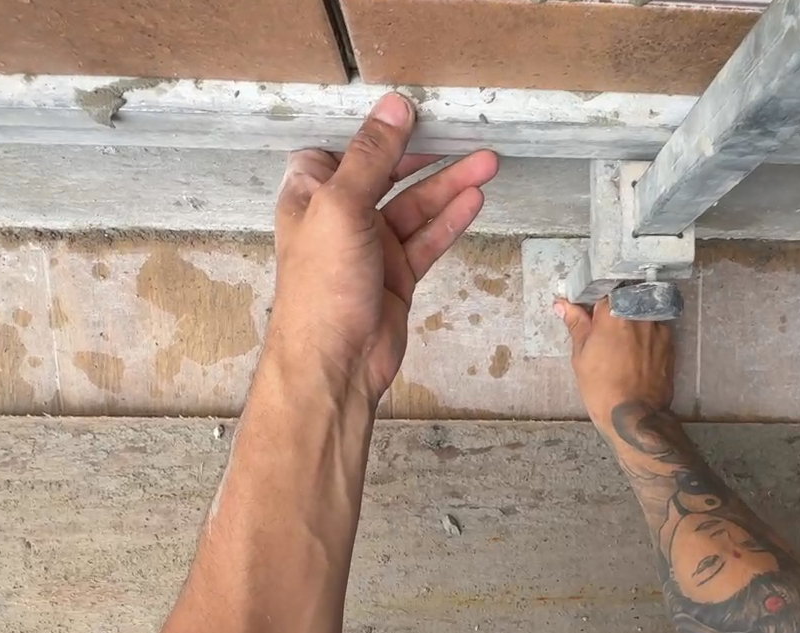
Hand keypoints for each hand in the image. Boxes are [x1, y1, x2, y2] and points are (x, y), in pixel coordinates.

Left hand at [267, 93, 499, 403]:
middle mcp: (341, 217)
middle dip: (428, 157)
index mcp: (312, 192)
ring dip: (450, 187)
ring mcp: (372, 249)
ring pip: (416, 208)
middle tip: (468, 139)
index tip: (414, 114)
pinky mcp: (398, 277)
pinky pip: (428, 241)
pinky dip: (450, 222)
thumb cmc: (324, 284)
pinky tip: (474, 201)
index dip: (377, 133)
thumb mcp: (342, 205)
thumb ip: (372, 155)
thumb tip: (396, 106)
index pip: (345, 149)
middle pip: (390, 175)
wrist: (336, 360)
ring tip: (488, 164)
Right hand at [557, 298, 675, 427]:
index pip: (601, 290)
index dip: (592, 301)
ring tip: (620, 346)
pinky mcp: (669, 341)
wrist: (635, 415)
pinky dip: (645, 335)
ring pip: (640, 312)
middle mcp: (639, 312)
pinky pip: (654, 328)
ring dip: (630, 321)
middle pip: (624, 298)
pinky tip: (635, 354)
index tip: (586, 313)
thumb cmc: (603, 389)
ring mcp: (657, 326)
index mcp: (613, 311)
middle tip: (603, 332)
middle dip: (613, 310)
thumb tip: (563, 305)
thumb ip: (576, 325)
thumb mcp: (581, 356)